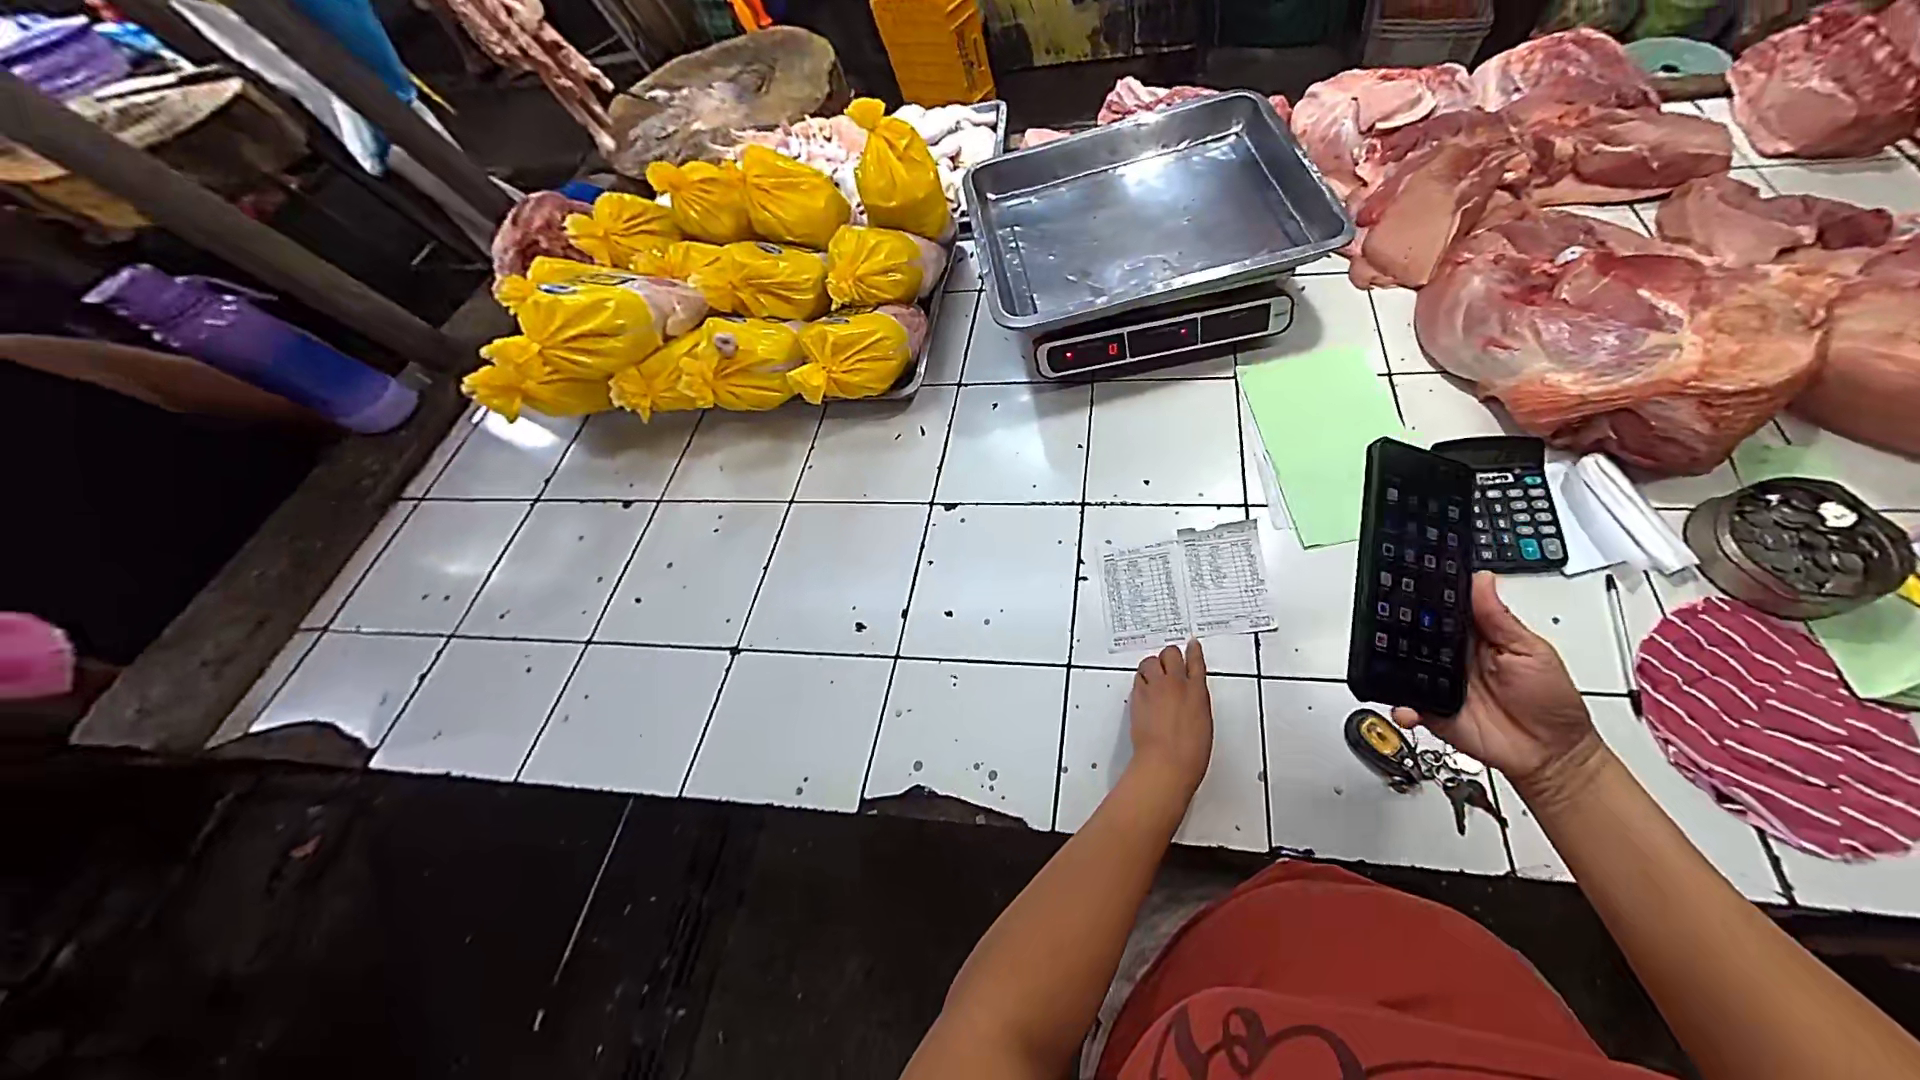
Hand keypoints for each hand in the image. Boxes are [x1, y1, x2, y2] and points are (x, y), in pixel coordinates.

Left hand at [1129, 640, 1213, 796]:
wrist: (1167, 762)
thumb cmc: (1190, 753)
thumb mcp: (1203, 724)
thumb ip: (1195, 704)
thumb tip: (1189, 700)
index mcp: (1198, 692)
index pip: (1196, 663)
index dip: (1193, 651)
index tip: (1192, 644)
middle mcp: (1176, 685)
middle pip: (1171, 655)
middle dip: (1169, 656)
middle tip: (1168, 661)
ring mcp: (1155, 688)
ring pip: (1150, 661)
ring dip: (1152, 665)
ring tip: (1153, 673)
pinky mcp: (1138, 695)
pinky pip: (1138, 677)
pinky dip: (1142, 679)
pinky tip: (1144, 686)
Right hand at [1391, 572, 1604, 803]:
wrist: (1551, 755)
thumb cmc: (1550, 701)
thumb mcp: (1533, 652)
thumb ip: (1501, 619)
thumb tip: (1481, 580)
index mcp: (1473, 637)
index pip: (1442, 609)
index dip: (1426, 596)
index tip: (1411, 583)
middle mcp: (1449, 657)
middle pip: (1413, 634)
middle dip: (1398, 626)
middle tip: (1393, 622)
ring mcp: (1436, 683)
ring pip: (1400, 667)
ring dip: (1392, 665)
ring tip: (1395, 667)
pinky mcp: (1429, 709)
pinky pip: (1402, 703)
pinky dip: (1399, 706)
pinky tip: (1407, 707)